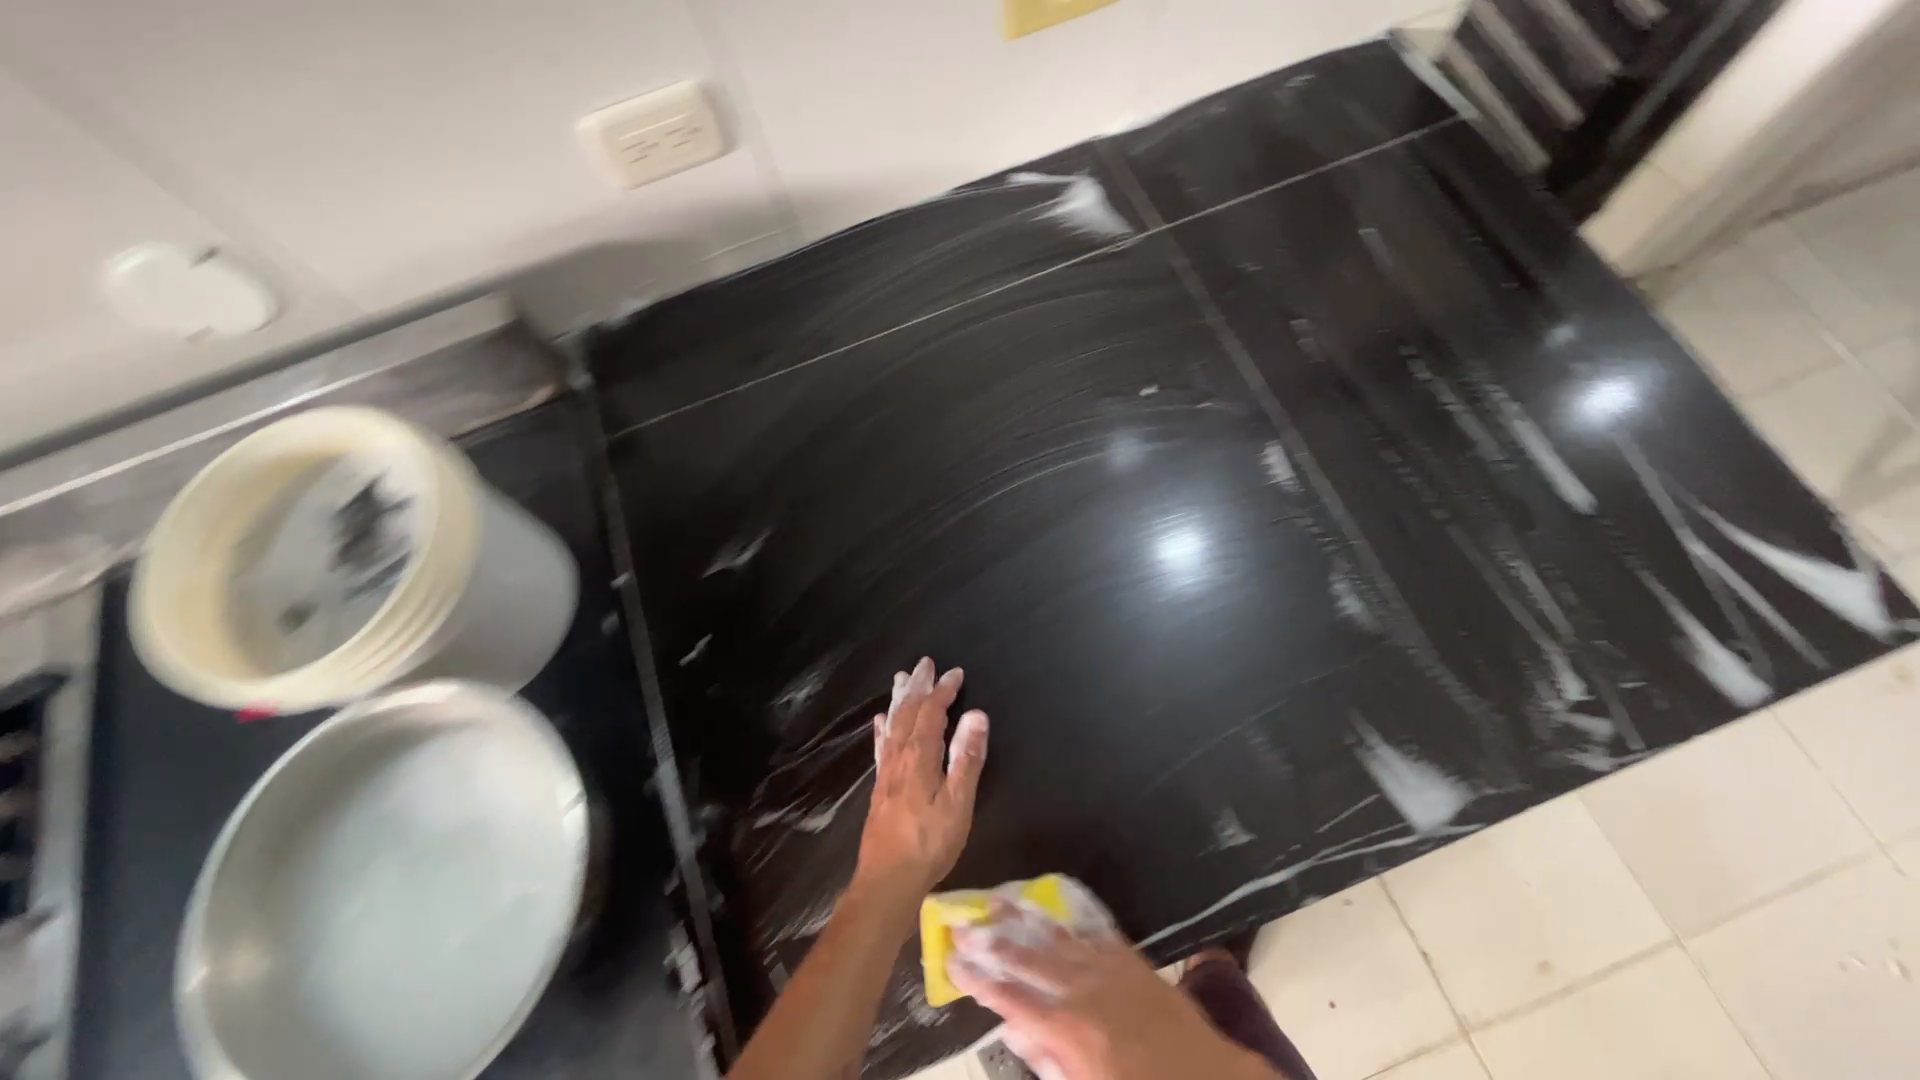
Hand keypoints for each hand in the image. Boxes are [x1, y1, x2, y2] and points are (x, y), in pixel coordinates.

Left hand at [852, 657, 988, 899]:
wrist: (887, 880)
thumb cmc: (929, 843)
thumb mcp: (958, 803)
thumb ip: (967, 758)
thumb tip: (977, 715)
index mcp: (920, 758)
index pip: (931, 714)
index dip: (943, 692)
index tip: (955, 673)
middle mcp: (899, 758)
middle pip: (907, 713)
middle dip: (918, 687)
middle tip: (924, 663)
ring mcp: (886, 773)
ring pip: (892, 725)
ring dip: (900, 700)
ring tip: (902, 679)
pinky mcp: (880, 788)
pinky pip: (881, 747)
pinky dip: (883, 729)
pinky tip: (880, 721)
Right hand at [949, 903, 1278, 1079]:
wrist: (1207, 1078)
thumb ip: (1049, 1060)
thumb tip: (1015, 1031)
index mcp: (1068, 1030)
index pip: (1011, 998)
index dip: (978, 978)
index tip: (952, 959)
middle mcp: (1082, 990)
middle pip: (1026, 959)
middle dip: (990, 941)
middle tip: (960, 923)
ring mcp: (1108, 969)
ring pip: (1055, 937)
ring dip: (1022, 920)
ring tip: (995, 901)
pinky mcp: (1130, 959)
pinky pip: (1093, 931)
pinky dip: (1069, 917)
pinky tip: (1053, 903)